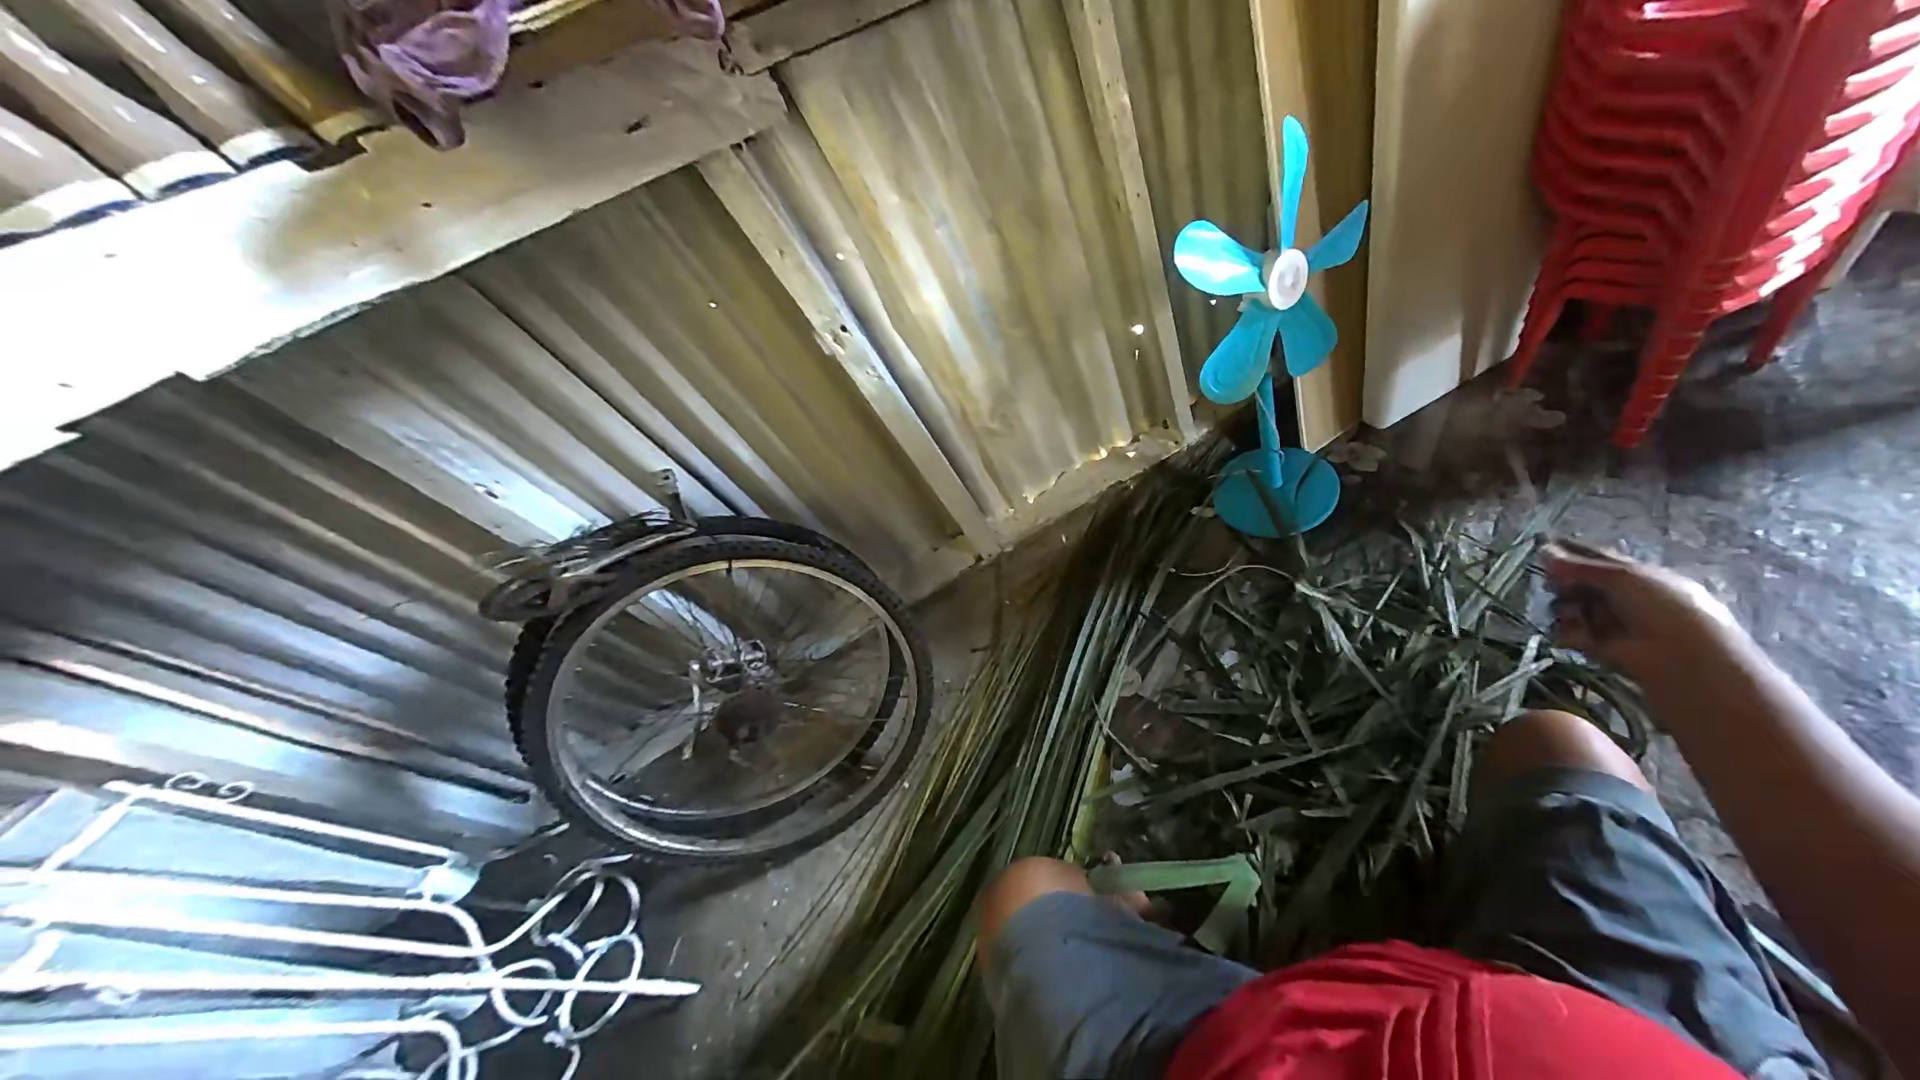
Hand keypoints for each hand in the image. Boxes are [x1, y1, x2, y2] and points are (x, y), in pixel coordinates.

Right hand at [1538, 539, 1748, 684]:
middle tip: (1556, 584)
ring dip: (1564, 606)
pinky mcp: (1593, 644)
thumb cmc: (1664, 608)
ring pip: (1566, 605)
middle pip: (1574, 582)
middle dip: (1562, 581)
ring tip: (1574, 613)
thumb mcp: (1624, 577)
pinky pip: (1566, 630)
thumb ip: (1580, 565)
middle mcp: (1618, 596)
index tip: (1542, 546)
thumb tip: (1542, 550)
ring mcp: (1605, 620)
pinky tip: (1578, 631)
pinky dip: (1567, 629)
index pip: (1595, 559)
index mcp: (1634, 576)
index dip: (1569, 552)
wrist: (1682, 658)